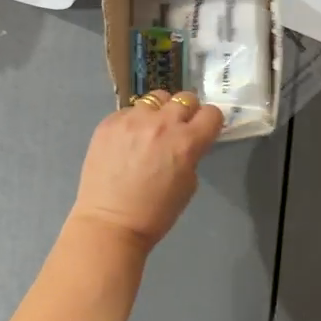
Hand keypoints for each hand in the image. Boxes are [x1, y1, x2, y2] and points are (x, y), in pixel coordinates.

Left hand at [68, 90, 224, 251]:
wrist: (111, 222)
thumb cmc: (157, 213)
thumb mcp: (189, 184)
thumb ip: (192, 154)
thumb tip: (187, 142)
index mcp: (186, 142)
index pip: (211, 113)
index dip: (210, 122)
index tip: (204, 130)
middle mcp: (161, 123)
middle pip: (184, 98)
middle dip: (186, 113)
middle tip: (178, 131)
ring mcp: (132, 120)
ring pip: (155, 99)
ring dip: (160, 111)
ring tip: (151, 130)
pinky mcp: (108, 123)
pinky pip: (129, 110)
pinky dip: (134, 121)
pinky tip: (128, 141)